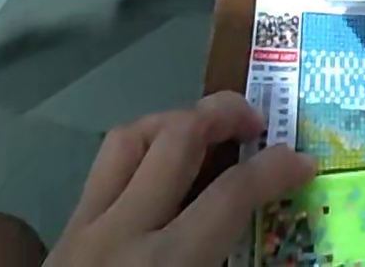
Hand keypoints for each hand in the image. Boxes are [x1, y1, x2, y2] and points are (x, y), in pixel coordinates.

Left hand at [47, 92, 315, 266]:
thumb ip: (230, 265)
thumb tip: (282, 252)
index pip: (231, 195)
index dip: (276, 170)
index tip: (302, 162)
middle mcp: (120, 234)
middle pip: (179, 137)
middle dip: (226, 113)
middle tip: (258, 123)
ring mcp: (82, 230)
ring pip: (131, 135)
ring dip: (178, 119)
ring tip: (208, 131)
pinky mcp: (62, 235)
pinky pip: (105, 166)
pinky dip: (142, 147)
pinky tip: (162, 168)